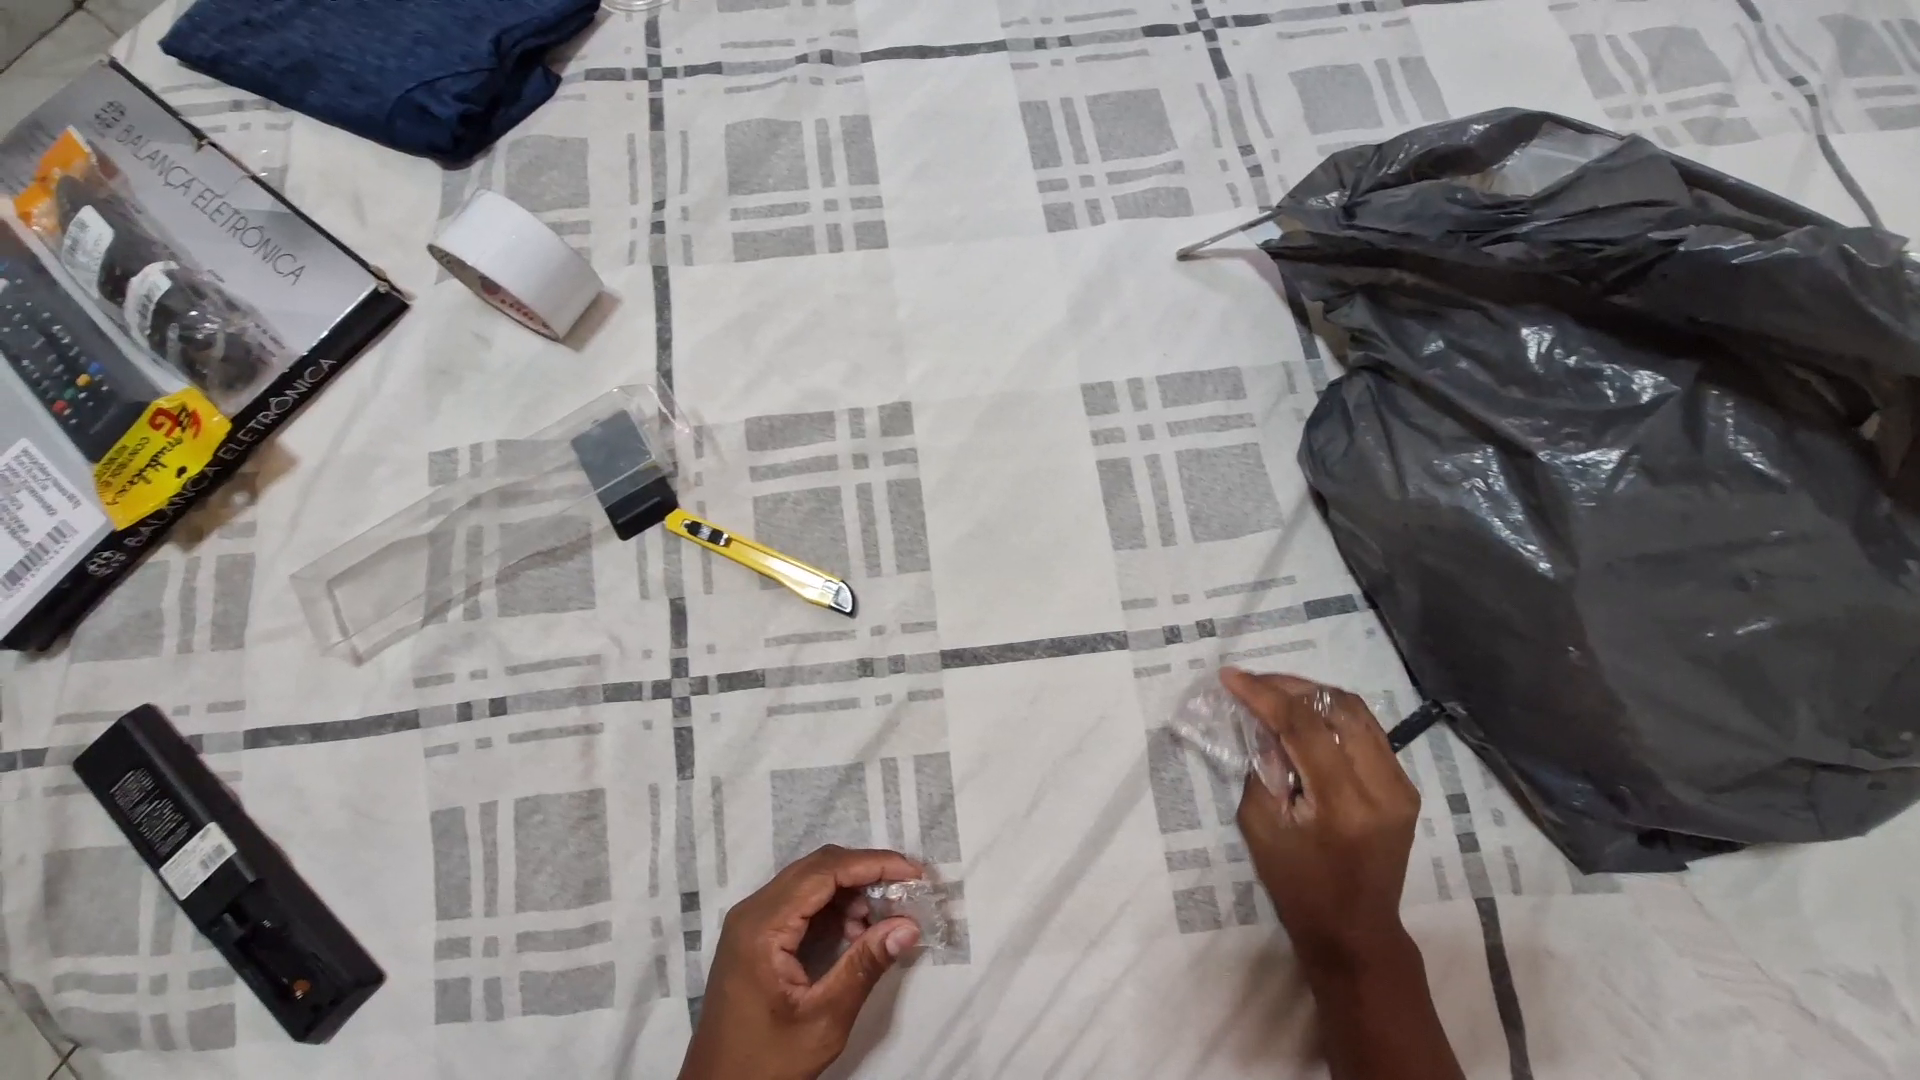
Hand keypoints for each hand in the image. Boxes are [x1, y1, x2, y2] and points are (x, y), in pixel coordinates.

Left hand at [679, 845, 923, 1079]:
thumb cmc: (767, 1061)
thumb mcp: (823, 1019)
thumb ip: (864, 967)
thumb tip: (909, 925)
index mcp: (762, 926)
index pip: (824, 872)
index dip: (872, 864)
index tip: (913, 873)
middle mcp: (753, 911)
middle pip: (817, 868)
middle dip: (866, 871)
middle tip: (907, 887)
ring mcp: (751, 921)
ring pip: (810, 881)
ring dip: (851, 888)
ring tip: (887, 914)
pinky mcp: (756, 935)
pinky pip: (801, 902)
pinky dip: (834, 906)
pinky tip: (857, 929)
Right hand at [1223, 668, 1419, 970]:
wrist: (1354, 930)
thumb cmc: (1297, 886)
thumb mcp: (1261, 826)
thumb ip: (1262, 768)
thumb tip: (1261, 723)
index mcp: (1344, 804)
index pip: (1304, 726)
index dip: (1264, 695)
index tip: (1231, 677)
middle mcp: (1383, 787)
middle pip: (1338, 707)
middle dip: (1290, 686)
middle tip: (1253, 683)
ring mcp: (1401, 785)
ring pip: (1357, 712)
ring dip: (1313, 695)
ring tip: (1275, 693)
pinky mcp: (1405, 786)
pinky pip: (1367, 731)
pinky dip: (1332, 715)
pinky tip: (1304, 718)